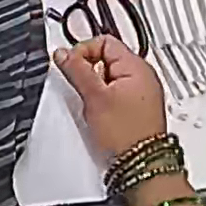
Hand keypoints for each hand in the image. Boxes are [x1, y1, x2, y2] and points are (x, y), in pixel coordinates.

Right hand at [53, 34, 167, 155]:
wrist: (141, 164)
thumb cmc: (126, 133)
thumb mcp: (94, 97)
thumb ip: (76, 70)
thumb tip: (63, 53)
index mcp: (137, 66)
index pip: (104, 41)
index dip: (83, 51)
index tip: (72, 66)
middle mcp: (143, 76)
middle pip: (106, 57)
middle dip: (89, 70)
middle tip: (84, 88)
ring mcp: (141, 91)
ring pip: (108, 75)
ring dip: (96, 85)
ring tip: (93, 102)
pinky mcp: (137, 106)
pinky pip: (115, 90)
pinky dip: (103, 97)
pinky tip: (100, 111)